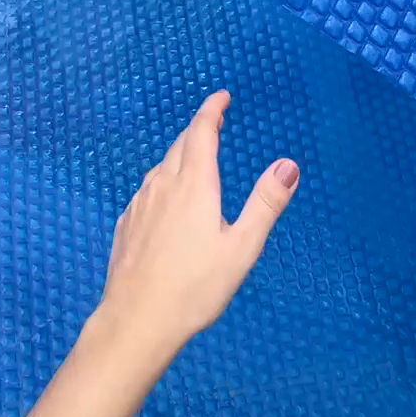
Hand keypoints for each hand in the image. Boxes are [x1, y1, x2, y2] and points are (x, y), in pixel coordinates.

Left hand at [4, 90, 298, 416]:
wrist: (135, 320)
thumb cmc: (194, 287)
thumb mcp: (241, 248)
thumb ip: (265, 203)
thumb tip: (288, 164)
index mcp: (193, 183)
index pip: (201, 131)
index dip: (212, 109)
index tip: (222, 96)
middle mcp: (163, 183)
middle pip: (181, 144)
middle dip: (199, 129)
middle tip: (215, 123)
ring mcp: (140, 202)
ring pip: (162, 166)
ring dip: (181, 154)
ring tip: (194, 158)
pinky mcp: (127, 222)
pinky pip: (149, 189)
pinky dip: (164, 181)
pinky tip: (168, 199)